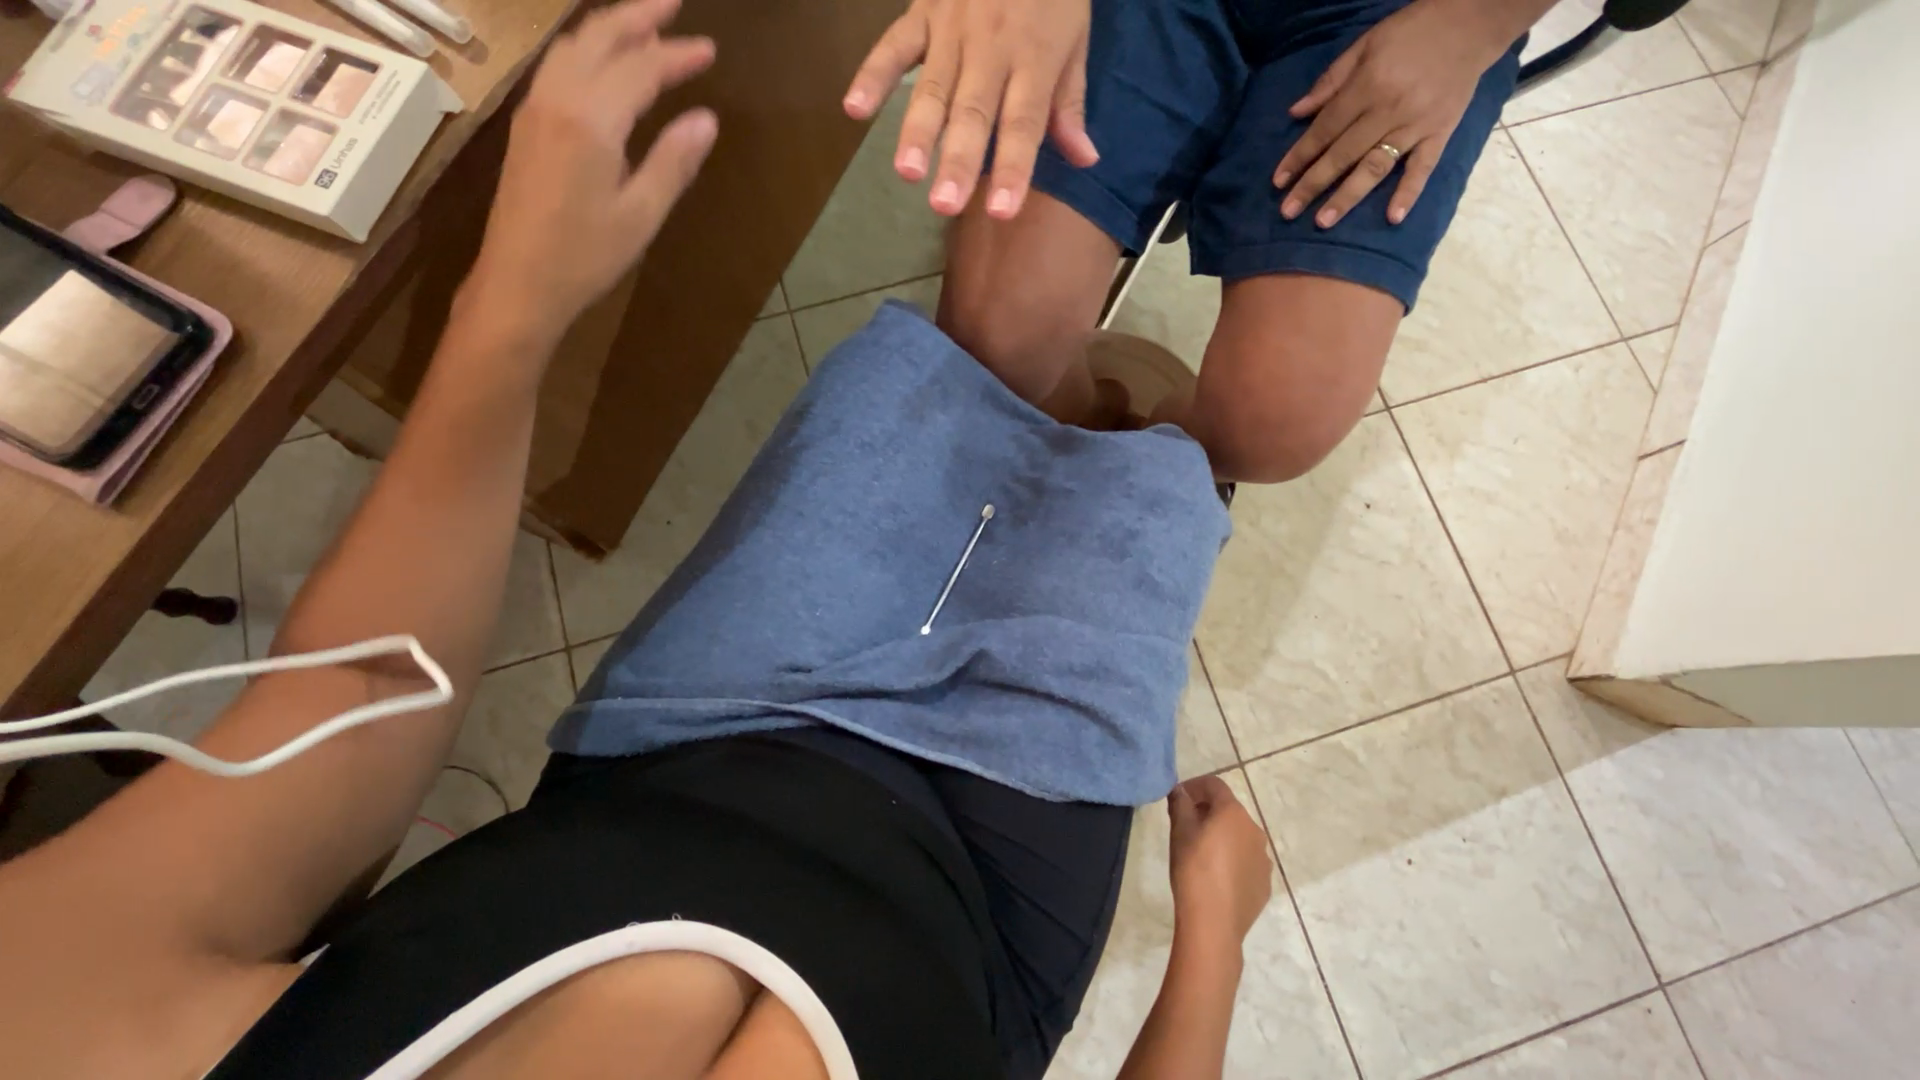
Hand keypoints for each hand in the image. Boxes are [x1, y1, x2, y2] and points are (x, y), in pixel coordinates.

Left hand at [467, 0, 718, 346]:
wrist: (518, 282)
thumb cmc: (586, 256)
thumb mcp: (641, 214)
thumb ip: (673, 161)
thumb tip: (706, 119)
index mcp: (591, 120)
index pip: (640, 67)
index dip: (677, 54)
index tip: (709, 49)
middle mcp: (558, 99)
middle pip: (599, 37)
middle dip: (639, 17)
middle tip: (673, 4)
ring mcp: (535, 108)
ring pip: (573, 46)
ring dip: (609, 27)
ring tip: (643, 24)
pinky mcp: (527, 124)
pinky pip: (558, 65)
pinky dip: (588, 48)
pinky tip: (604, 60)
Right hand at [843, 0, 1097, 219]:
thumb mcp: (1074, 39)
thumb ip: (1068, 103)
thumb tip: (1084, 159)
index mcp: (1034, 59)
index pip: (1023, 124)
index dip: (1012, 168)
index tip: (1002, 211)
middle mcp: (991, 49)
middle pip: (973, 113)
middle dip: (958, 160)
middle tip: (944, 206)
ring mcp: (951, 30)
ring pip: (932, 88)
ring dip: (917, 131)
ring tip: (906, 172)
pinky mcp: (920, 13)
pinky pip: (893, 45)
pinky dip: (872, 74)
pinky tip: (854, 109)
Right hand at [1167, 776, 1272, 948]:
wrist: (1214, 922)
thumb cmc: (1193, 869)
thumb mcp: (1179, 832)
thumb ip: (1180, 804)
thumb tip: (1180, 790)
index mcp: (1233, 813)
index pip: (1214, 785)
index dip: (1194, 785)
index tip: (1178, 797)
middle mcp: (1254, 830)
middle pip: (1229, 810)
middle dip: (1207, 811)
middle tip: (1185, 825)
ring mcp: (1263, 858)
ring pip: (1240, 837)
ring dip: (1222, 836)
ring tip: (1200, 854)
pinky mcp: (1264, 882)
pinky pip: (1246, 861)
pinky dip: (1232, 860)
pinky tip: (1215, 877)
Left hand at [1272, 0, 1521, 228]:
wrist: (1475, 20)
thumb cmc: (1413, 31)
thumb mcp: (1365, 44)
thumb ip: (1330, 81)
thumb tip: (1296, 113)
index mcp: (1368, 86)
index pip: (1325, 129)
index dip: (1300, 156)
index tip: (1278, 181)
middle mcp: (1389, 110)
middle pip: (1343, 154)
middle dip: (1313, 185)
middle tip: (1288, 212)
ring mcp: (1417, 124)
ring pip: (1375, 167)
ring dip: (1347, 196)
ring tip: (1323, 221)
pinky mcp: (1441, 132)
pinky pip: (1423, 167)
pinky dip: (1409, 192)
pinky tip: (1393, 218)